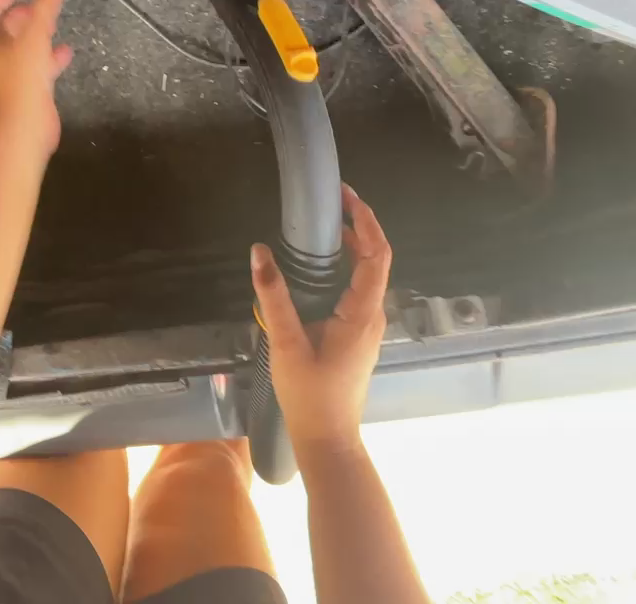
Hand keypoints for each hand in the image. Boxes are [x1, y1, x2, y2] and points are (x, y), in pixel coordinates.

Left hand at [0, 0, 74, 154]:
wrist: (23, 126)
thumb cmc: (22, 77)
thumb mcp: (35, 35)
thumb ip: (44, 3)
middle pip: (3, 32)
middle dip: (17, 16)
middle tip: (32, 6)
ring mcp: (13, 76)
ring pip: (22, 50)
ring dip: (35, 36)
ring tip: (52, 25)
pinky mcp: (29, 92)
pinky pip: (39, 69)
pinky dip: (50, 58)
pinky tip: (66, 53)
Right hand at [250, 183, 391, 455]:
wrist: (327, 439)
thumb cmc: (309, 394)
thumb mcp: (286, 342)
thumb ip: (274, 295)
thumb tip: (259, 251)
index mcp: (362, 313)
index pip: (376, 254)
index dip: (365, 220)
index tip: (346, 195)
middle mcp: (372, 314)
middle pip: (376, 258)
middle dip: (359, 224)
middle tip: (333, 200)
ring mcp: (367, 325)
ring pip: (369, 273)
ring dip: (354, 243)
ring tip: (325, 221)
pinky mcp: (357, 333)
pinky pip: (359, 287)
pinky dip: (347, 263)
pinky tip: (321, 262)